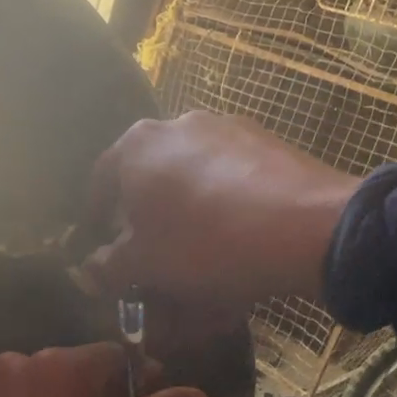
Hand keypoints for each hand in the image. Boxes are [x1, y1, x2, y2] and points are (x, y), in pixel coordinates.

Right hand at [84, 112, 360, 321]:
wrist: (308, 227)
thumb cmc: (204, 242)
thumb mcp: (142, 265)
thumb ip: (105, 268)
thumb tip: (88, 270)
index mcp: (135, 146)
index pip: (100, 182)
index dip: (96, 220)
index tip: (102, 249)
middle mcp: (177, 126)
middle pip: (150, 182)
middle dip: (148, 226)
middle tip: (153, 263)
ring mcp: (228, 130)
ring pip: (194, 186)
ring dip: (189, 225)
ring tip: (200, 270)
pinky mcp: (269, 146)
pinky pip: (232, 186)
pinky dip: (226, 218)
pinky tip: (238, 254)